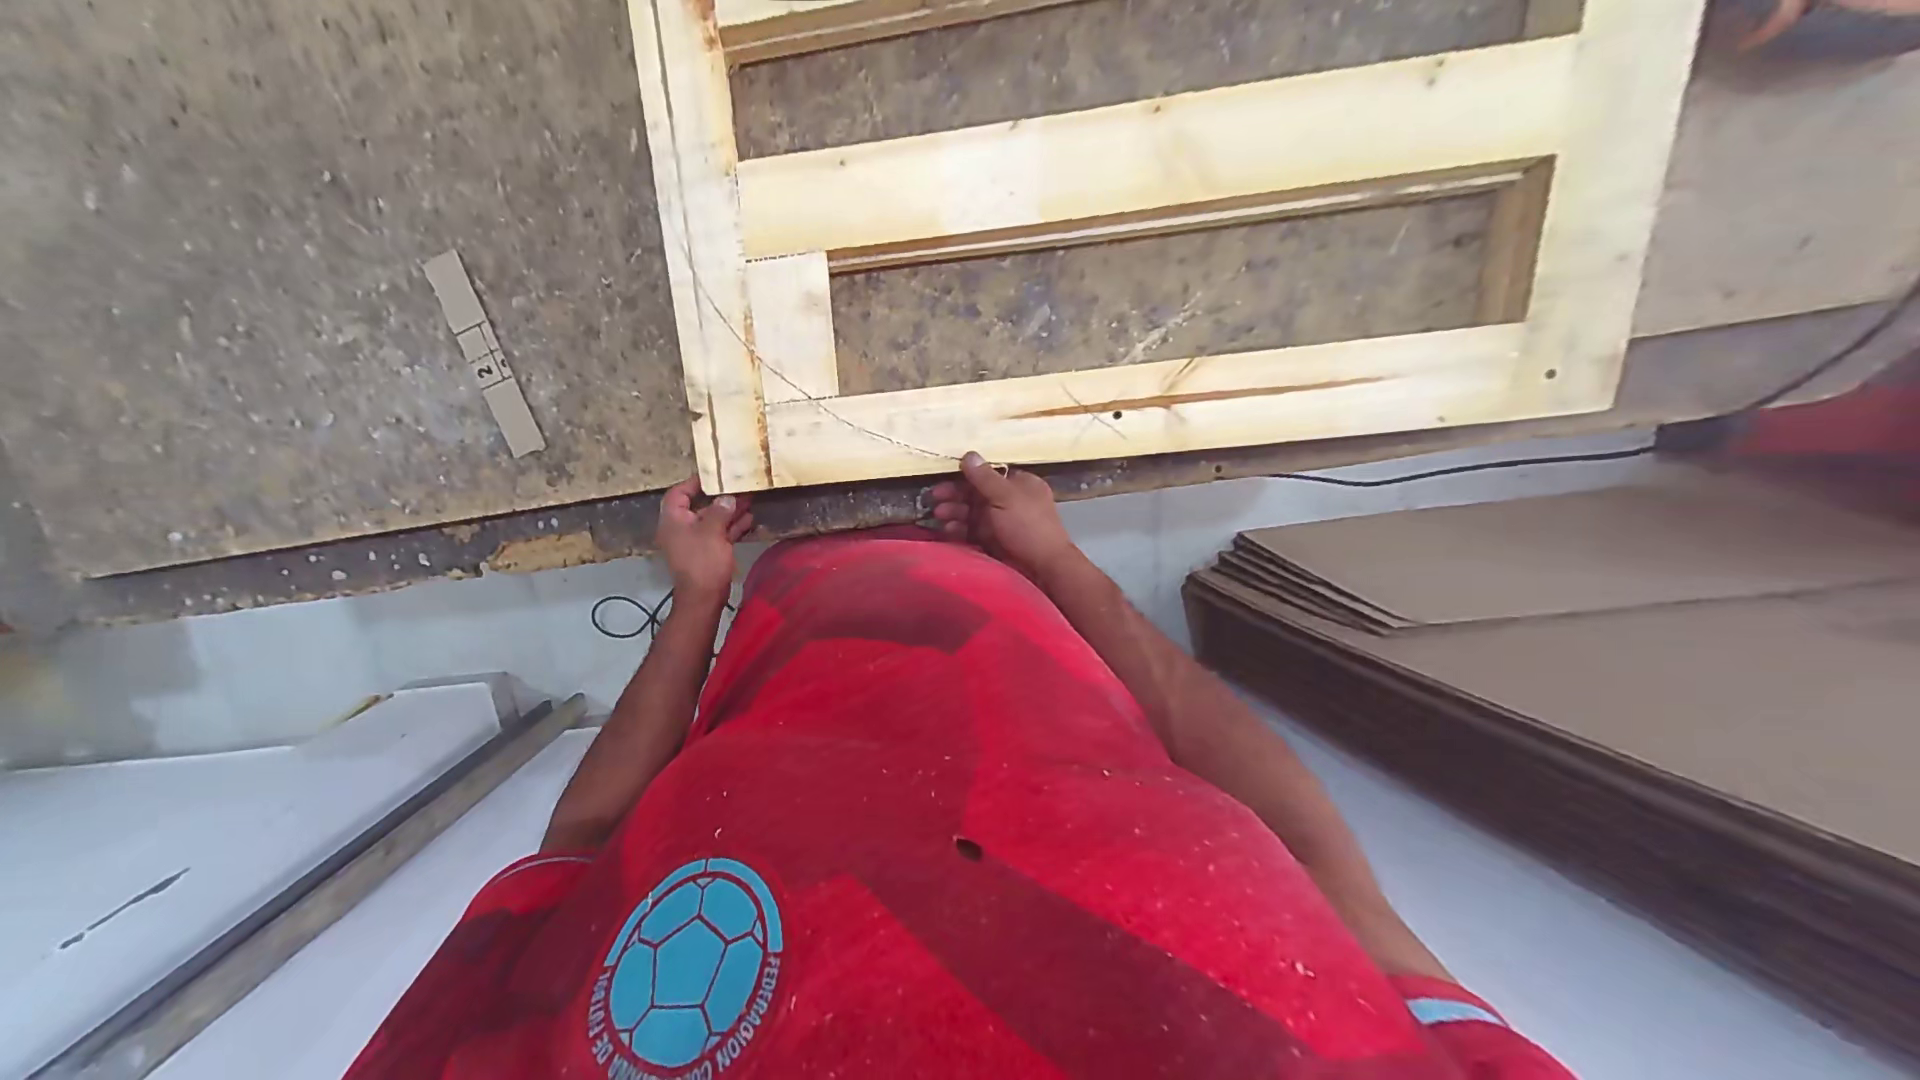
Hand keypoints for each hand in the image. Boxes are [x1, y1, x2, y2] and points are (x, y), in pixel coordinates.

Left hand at [656, 476, 752, 603]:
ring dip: (730, 512)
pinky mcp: (708, 553)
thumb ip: (720, 511)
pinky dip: (732, 527)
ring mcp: (695, 542)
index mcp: (673, 521)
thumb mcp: (712, 531)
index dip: (694, 483)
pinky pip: (720, 534)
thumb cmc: (703, 561)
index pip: (678, 494)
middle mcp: (681, 529)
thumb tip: (727, 498)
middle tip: (739, 487)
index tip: (713, 476)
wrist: (704, 597)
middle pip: (698, 507)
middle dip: (720, 498)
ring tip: (750, 500)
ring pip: (712, 521)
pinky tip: (750, 520)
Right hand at [928, 451, 1080, 580]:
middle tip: (935, 500)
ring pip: (972, 513)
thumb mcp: (1006, 496)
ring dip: (955, 513)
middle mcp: (1009, 501)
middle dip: (955, 496)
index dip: (966, 475)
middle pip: (976, 494)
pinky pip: (972, 532)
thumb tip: (969, 454)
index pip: (988, 474)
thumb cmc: (1028, 526)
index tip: (944, 478)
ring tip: (940, 516)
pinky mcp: (993, 542)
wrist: (1043, 568)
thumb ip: (985, 477)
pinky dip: (960, 530)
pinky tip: (948, 531)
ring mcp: (1001, 522)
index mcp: (1019, 484)